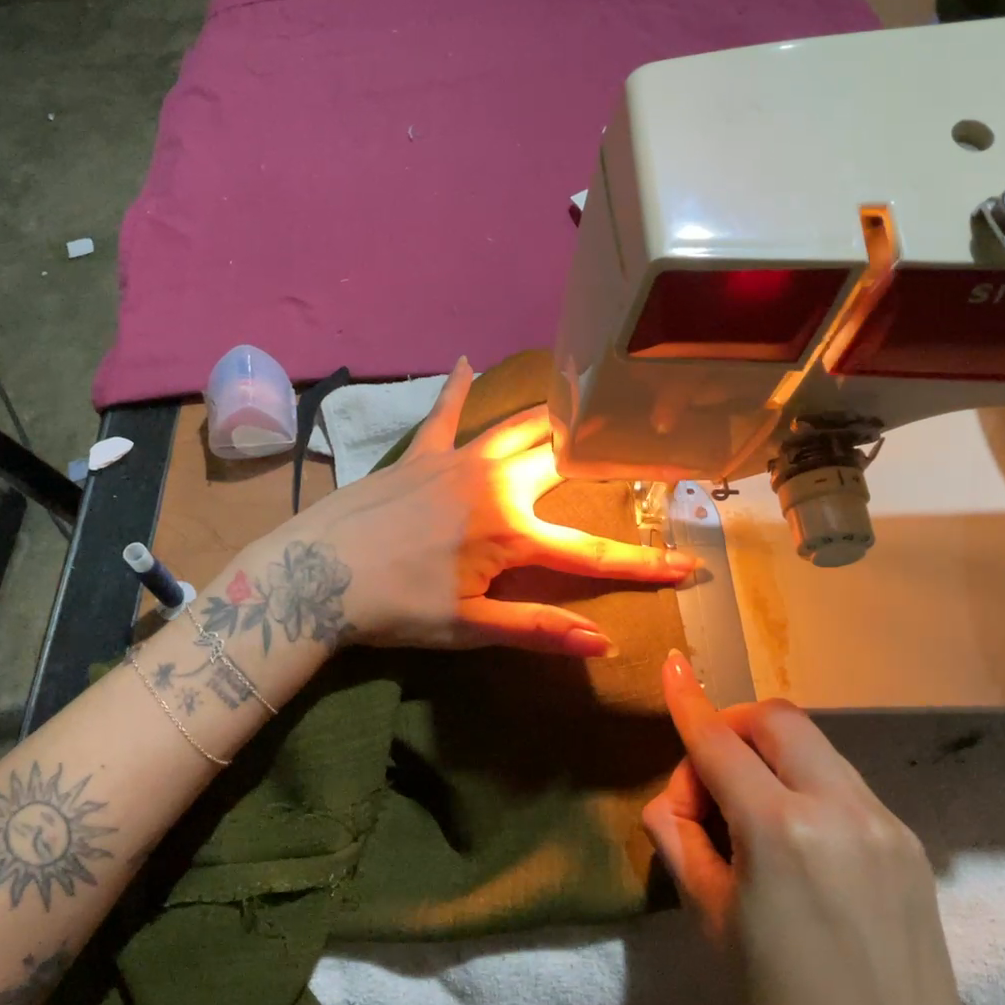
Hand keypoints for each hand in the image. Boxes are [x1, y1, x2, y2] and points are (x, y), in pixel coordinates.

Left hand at [264, 357, 695, 657]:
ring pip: (518, 429)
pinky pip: (443, 414)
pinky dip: (458, 387)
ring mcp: (455, 461)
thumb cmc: (394, 610)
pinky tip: (467, 359)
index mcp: (511, 533)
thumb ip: (538, 631)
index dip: (645, 565)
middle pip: (565, 466)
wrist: (314, 577)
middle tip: (646, 452)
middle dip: (610, 462)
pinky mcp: (418, 455)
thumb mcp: (468, 629)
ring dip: (556, 420)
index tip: (690, 568)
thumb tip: (607, 644)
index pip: (593, 553)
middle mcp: (494, 484)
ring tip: (588, 406)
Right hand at [643, 651, 966, 1004]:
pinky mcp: (912, 847)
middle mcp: (842, 809)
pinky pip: (845, 784)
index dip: (688, 702)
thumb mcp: (708, 917)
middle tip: (709, 780)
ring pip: (816, 747)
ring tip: (751, 819)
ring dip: (771, 757)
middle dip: (734, 727)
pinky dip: (806, 786)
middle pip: (778, 720)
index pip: (719, 743)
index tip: (672, 664)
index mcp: (781, 830)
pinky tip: (796, 844)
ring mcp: (887, 825)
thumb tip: (677, 794)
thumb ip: (680, 837)